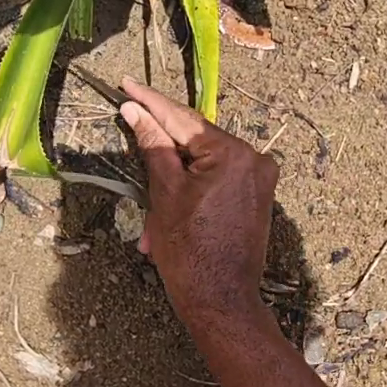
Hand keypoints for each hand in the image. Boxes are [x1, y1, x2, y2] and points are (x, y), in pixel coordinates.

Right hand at [119, 79, 278, 327]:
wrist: (221, 303)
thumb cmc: (189, 252)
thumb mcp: (164, 193)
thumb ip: (153, 145)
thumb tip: (135, 111)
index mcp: (233, 153)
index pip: (182, 119)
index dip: (150, 102)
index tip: (126, 84)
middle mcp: (254, 159)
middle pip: (194, 141)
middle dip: (160, 149)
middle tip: (129, 126)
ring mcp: (259, 179)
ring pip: (202, 164)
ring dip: (172, 180)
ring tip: (149, 209)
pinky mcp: (256, 197)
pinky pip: (215, 181)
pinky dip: (189, 192)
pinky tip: (167, 214)